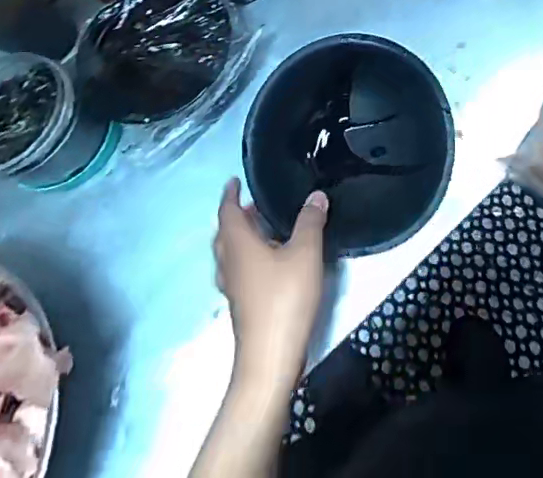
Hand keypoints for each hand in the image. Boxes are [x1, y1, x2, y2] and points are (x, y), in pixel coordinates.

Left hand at [214, 178, 328, 389]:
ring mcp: (232, 287)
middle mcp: (228, 262)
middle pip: (226, 232)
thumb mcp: (305, 254)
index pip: (227, 210)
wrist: (269, 361)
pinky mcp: (241, 306)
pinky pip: (239, 272)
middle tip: (257, 206)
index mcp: (237, 243)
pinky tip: (271, 266)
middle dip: (238, 216)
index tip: (234, 181)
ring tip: (266, 232)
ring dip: (243, 239)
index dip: (230, 194)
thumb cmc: (284, 300)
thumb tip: (316, 196)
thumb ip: (310, 222)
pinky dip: (249, 260)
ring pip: (231, 254)